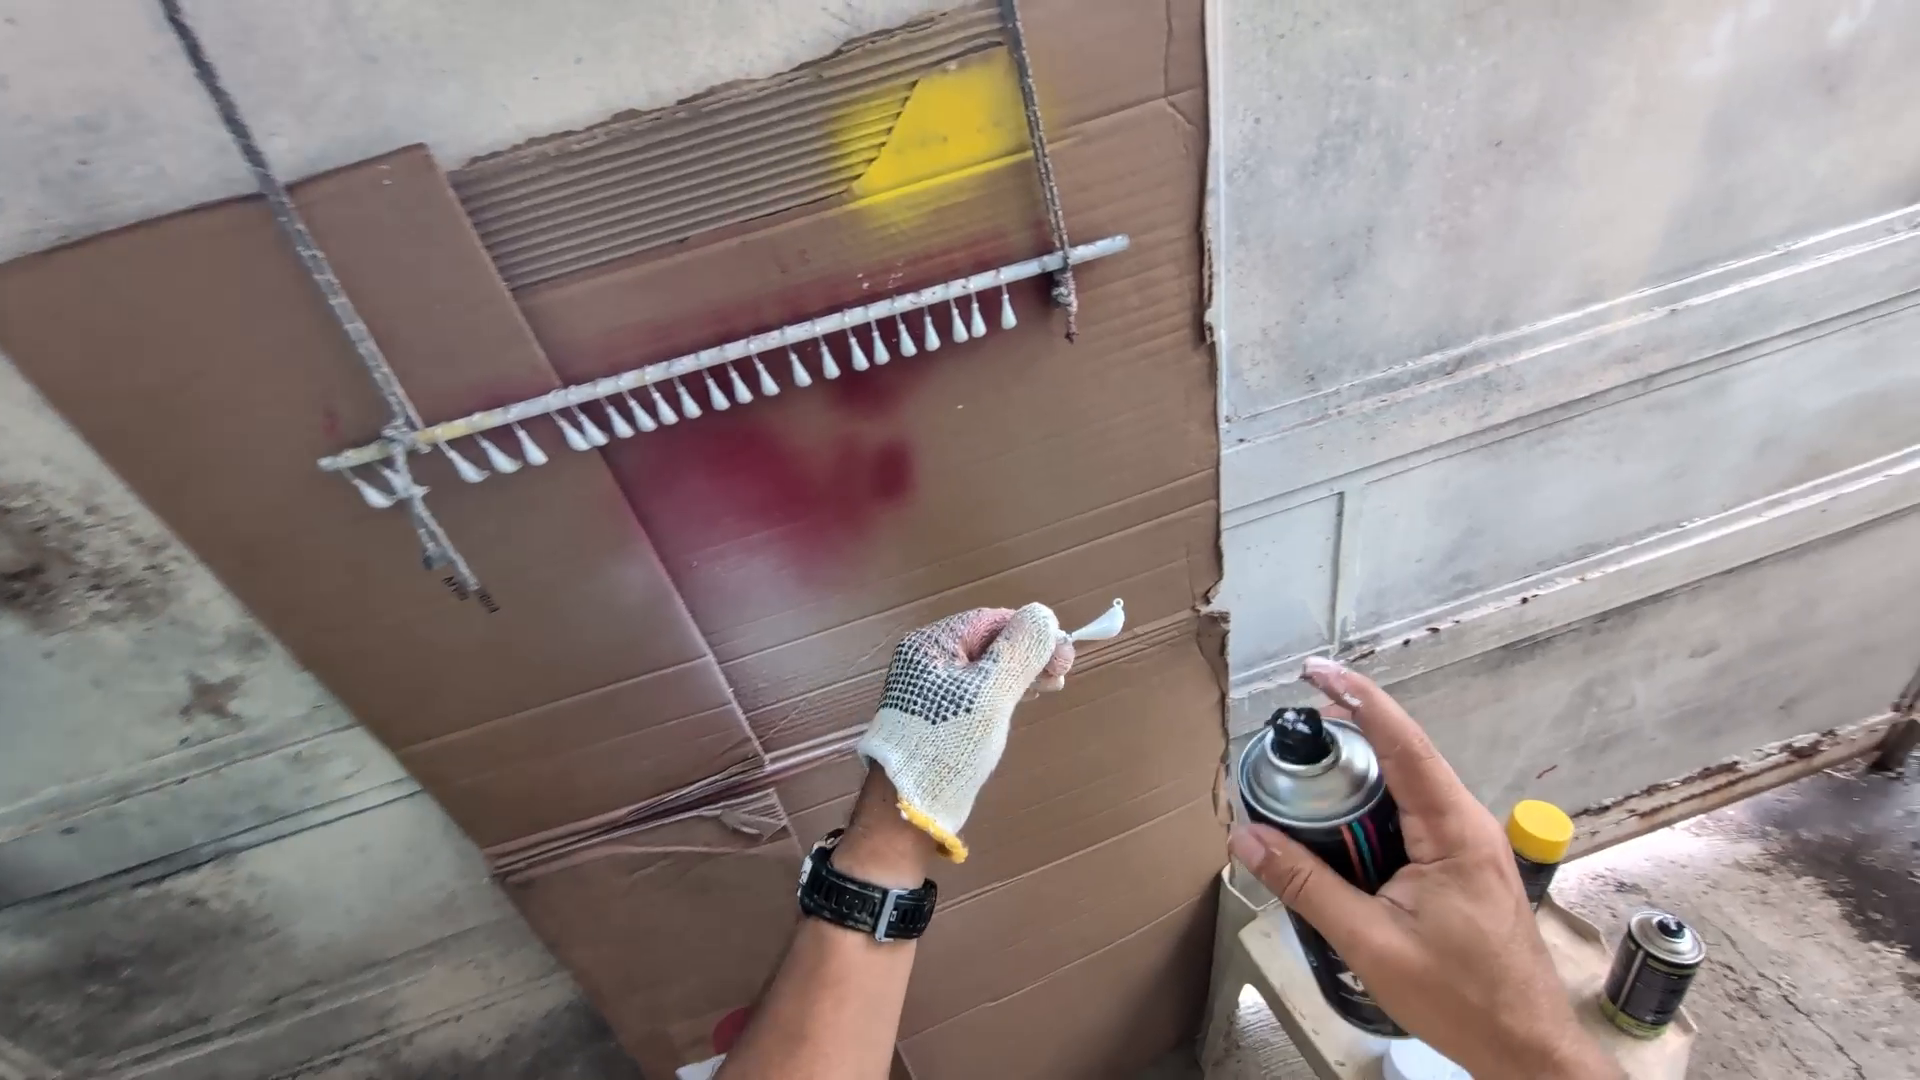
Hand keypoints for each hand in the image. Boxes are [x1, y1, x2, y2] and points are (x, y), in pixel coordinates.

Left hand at [856, 604, 1072, 862]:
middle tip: (1062, 672)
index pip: (990, 620)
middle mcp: (928, 659)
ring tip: (1053, 684)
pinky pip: (980, 689)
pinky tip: (1028, 696)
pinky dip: (1007, 689)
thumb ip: (1018, 650)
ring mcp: (932, 687)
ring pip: (987, 666)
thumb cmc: (949, 743)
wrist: (912, 806)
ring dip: (1022, 671)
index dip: (1030, 631)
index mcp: (931, 644)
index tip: (1063, 652)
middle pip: (989, 641)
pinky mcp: (940, 713)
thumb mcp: (990, 692)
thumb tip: (1042, 614)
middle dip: (1028, 652)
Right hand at [1229, 658, 1619, 1079]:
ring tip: (1302, 779)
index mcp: (1451, 830)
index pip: (1402, 743)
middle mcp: (1463, 822)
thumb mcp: (1370, 943)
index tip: (1315, 671)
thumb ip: (1306, 885)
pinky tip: (1335, 824)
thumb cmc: (1462, 999)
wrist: (1528, 1052)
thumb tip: (1246, 837)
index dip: (1358, 699)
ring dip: (1351, 773)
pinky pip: (1404, 811)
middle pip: (1398, 753)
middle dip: (1343, 734)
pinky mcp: (1457, 859)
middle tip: (1290, 737)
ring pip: (1400, 782)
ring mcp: (1464, 839)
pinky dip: (1364, 803)